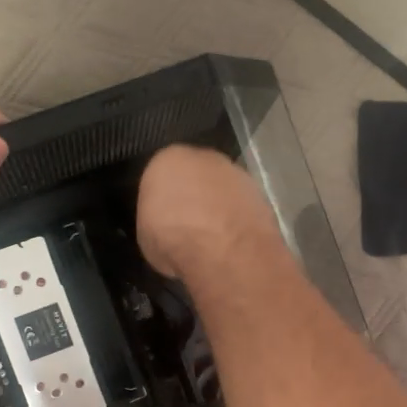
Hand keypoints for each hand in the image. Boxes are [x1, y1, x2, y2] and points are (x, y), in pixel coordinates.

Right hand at [136, 145, 279, 279]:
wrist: (224, 249)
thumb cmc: (173, 238)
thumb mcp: (146, 235)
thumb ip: (155, 221)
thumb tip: (164, 230)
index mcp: (168, 159)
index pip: (161, 174)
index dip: (162, 200)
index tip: (163, 221)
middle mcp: (205, 157)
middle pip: (195, 176)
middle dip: (192, 197)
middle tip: (187, 227)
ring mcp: (237, 174)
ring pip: (221, 190)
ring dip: (217, 208)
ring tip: (211, 239)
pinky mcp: (260, 195)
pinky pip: (240, 208)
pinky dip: (236, 221)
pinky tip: (231, 243)